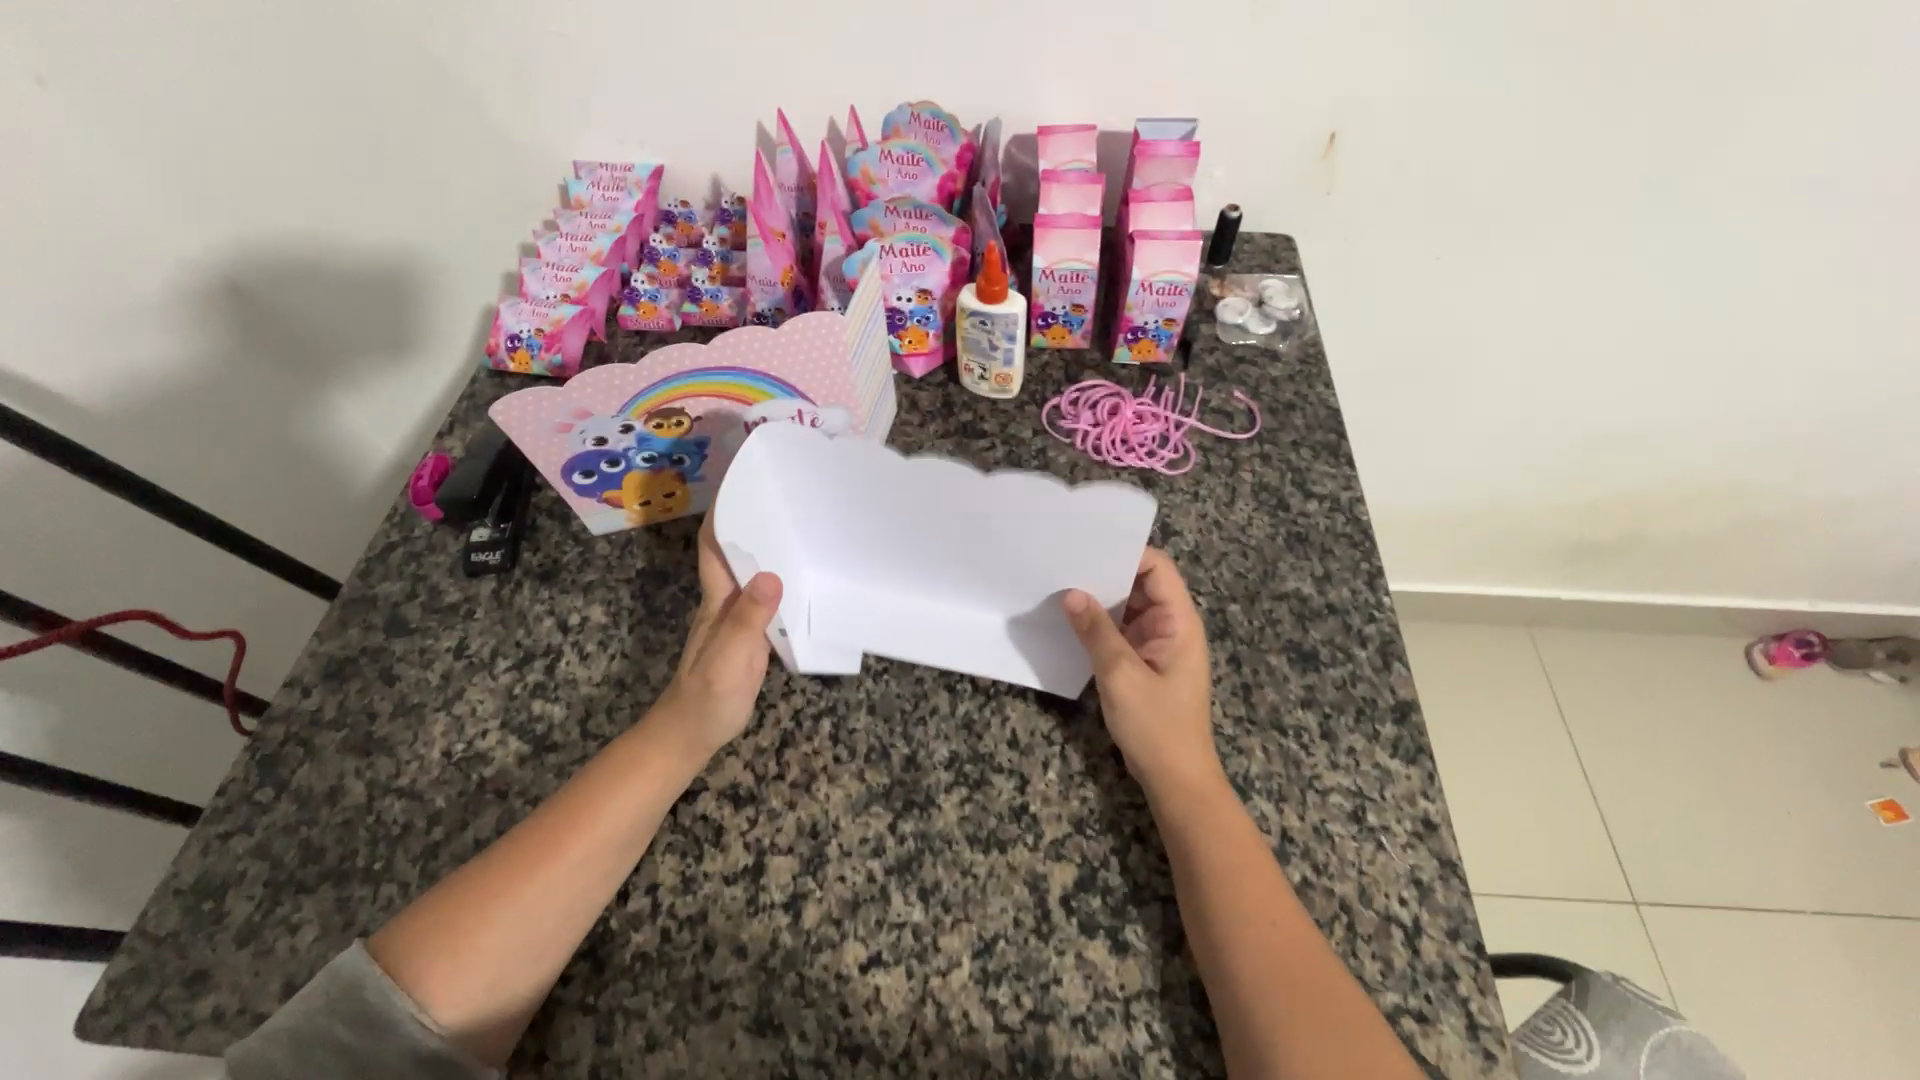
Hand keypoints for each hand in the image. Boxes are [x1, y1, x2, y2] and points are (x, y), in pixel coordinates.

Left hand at [652, 514, 781, 761]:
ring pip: (753, 574)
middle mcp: (726, 601)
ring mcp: (738, 619)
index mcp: (718, 600)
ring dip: (770, 551)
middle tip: (789, 499)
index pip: (713, 546)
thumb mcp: (728, 660)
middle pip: (736, 553)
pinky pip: (767, 599)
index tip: (744, 483)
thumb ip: (748, 621)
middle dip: (753, 522)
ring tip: (805, 530)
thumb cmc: (706, 696)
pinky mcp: (751, 636)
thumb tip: (772, 575)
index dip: (723, 514)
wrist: (691, 733)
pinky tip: (805, 580)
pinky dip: (782, 583)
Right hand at [1061, 548, 1220, 796]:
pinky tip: (1071, 620)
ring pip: (1128, 608)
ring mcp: (1157, 646)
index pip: (1157, 568)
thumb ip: (1096, 632)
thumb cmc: (1157, 727)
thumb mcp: (1121, 675)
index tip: (1087, 546)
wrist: (1175, 779)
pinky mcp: (1143, 664)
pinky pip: (1121, 632)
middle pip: (1141, 584)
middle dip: (1106, 573)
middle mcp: (1171, 627)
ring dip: (1100, 600)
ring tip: (1061, 585)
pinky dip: (1099, 625)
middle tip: (1064, 563)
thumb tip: (1071, 593)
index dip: (1126, 553)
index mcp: (1179, 622)